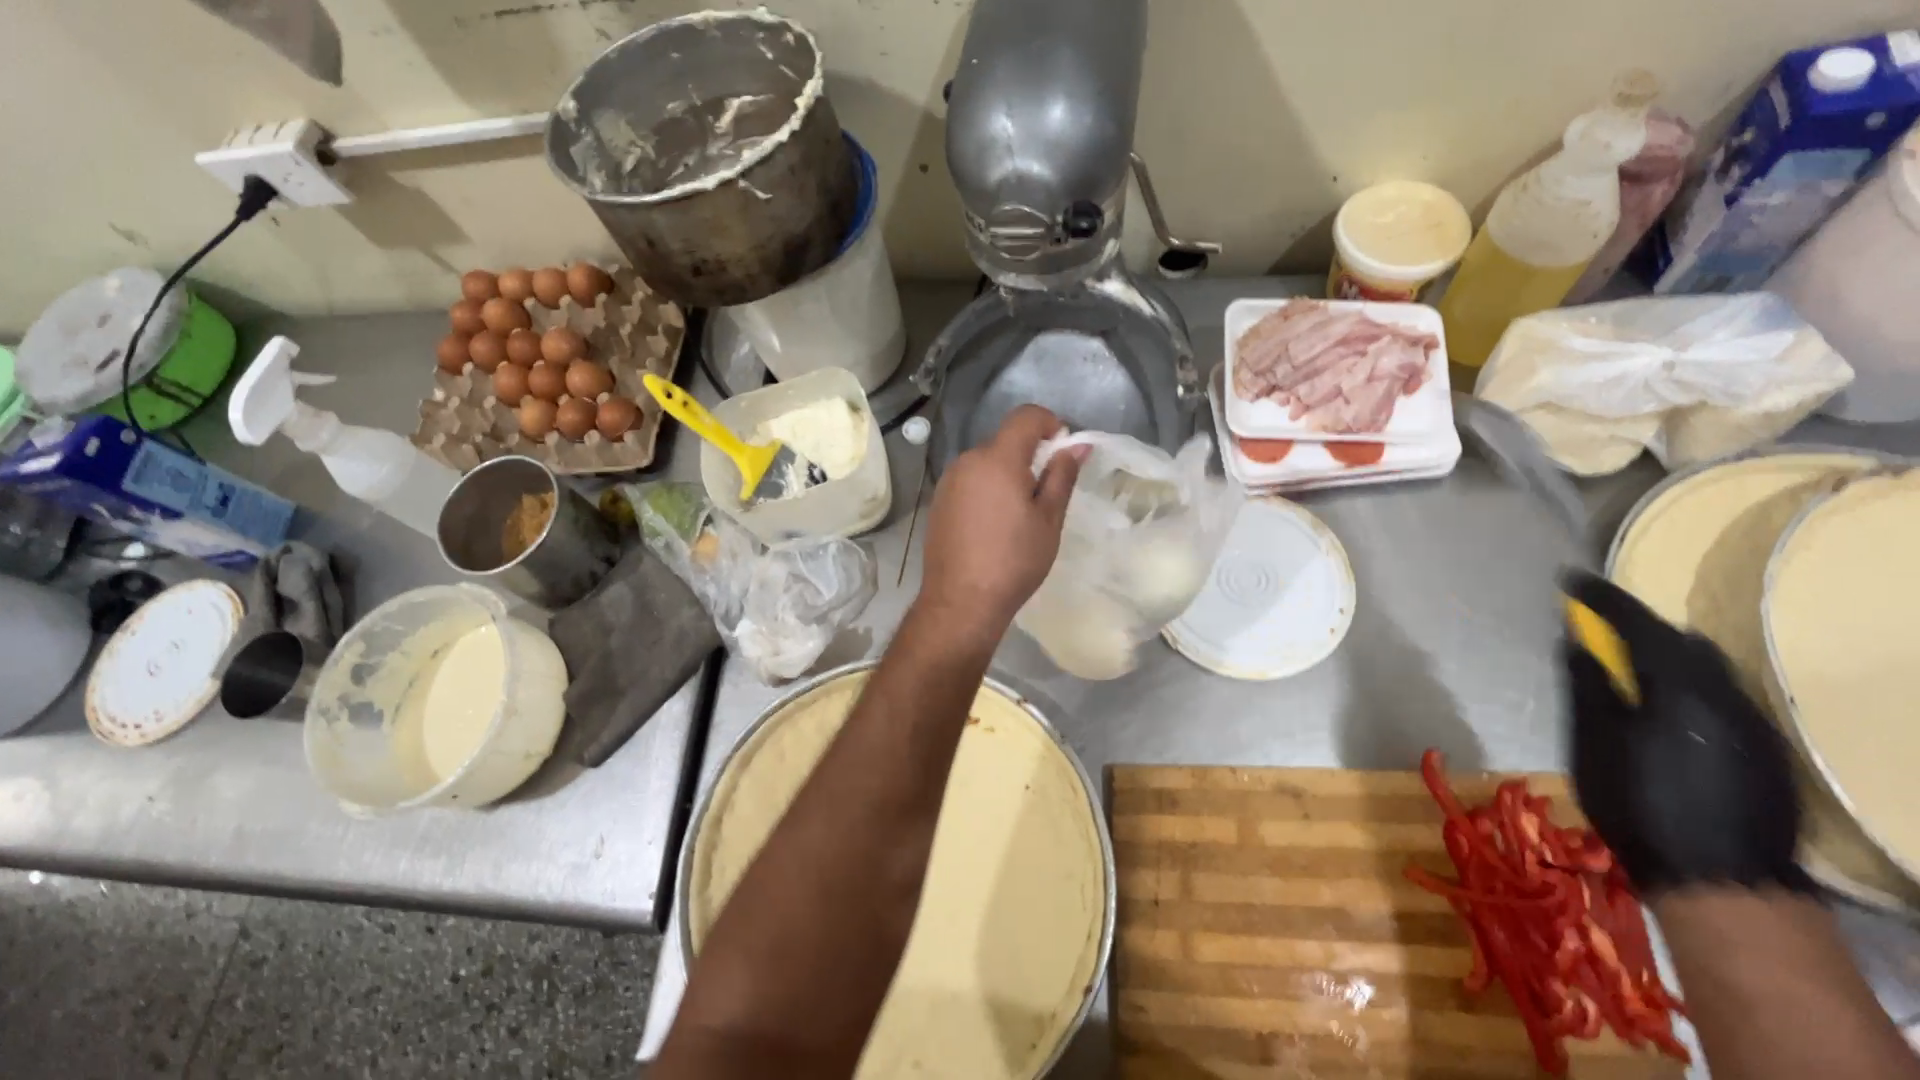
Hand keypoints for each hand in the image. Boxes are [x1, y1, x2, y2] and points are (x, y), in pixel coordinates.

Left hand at [918, 406, 1086, 637]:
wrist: (961, 602)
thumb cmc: (1013, 561)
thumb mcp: (1048, 520)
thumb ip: (1062, 476)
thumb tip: (1077, 446)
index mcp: (997, 459)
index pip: (1025, 416)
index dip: (1050, 424)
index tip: (1063, 451)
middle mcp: (967, 461)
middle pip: (1004, 441)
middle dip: (1029, 455)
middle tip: (1046, 494)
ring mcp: (948, 482)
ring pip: (986, 463)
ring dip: (1007, 474)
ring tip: (1020, 516)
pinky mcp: (938, 503)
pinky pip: (970, 482)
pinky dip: (987, 491)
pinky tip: (995, 526)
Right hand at [1562, 571, 1813, 897]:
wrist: (1720, 877)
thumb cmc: (1637, 805)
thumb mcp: (1593, 746)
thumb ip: (1587, 688)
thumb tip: (1577, 643)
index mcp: (1674, 685)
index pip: (1635, 622)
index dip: (1600, 599)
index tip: (1571, 581)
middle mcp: (1721, 691)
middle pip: (1678, 641)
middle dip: (1638, 630)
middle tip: (1600, 636)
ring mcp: (1751, 720)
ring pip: (1706, 669)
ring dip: (1667, 661)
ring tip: (1634, 676)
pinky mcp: (1766, 748)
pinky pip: (1723, 698)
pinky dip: (1690, 691)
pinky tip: (1669, 718)